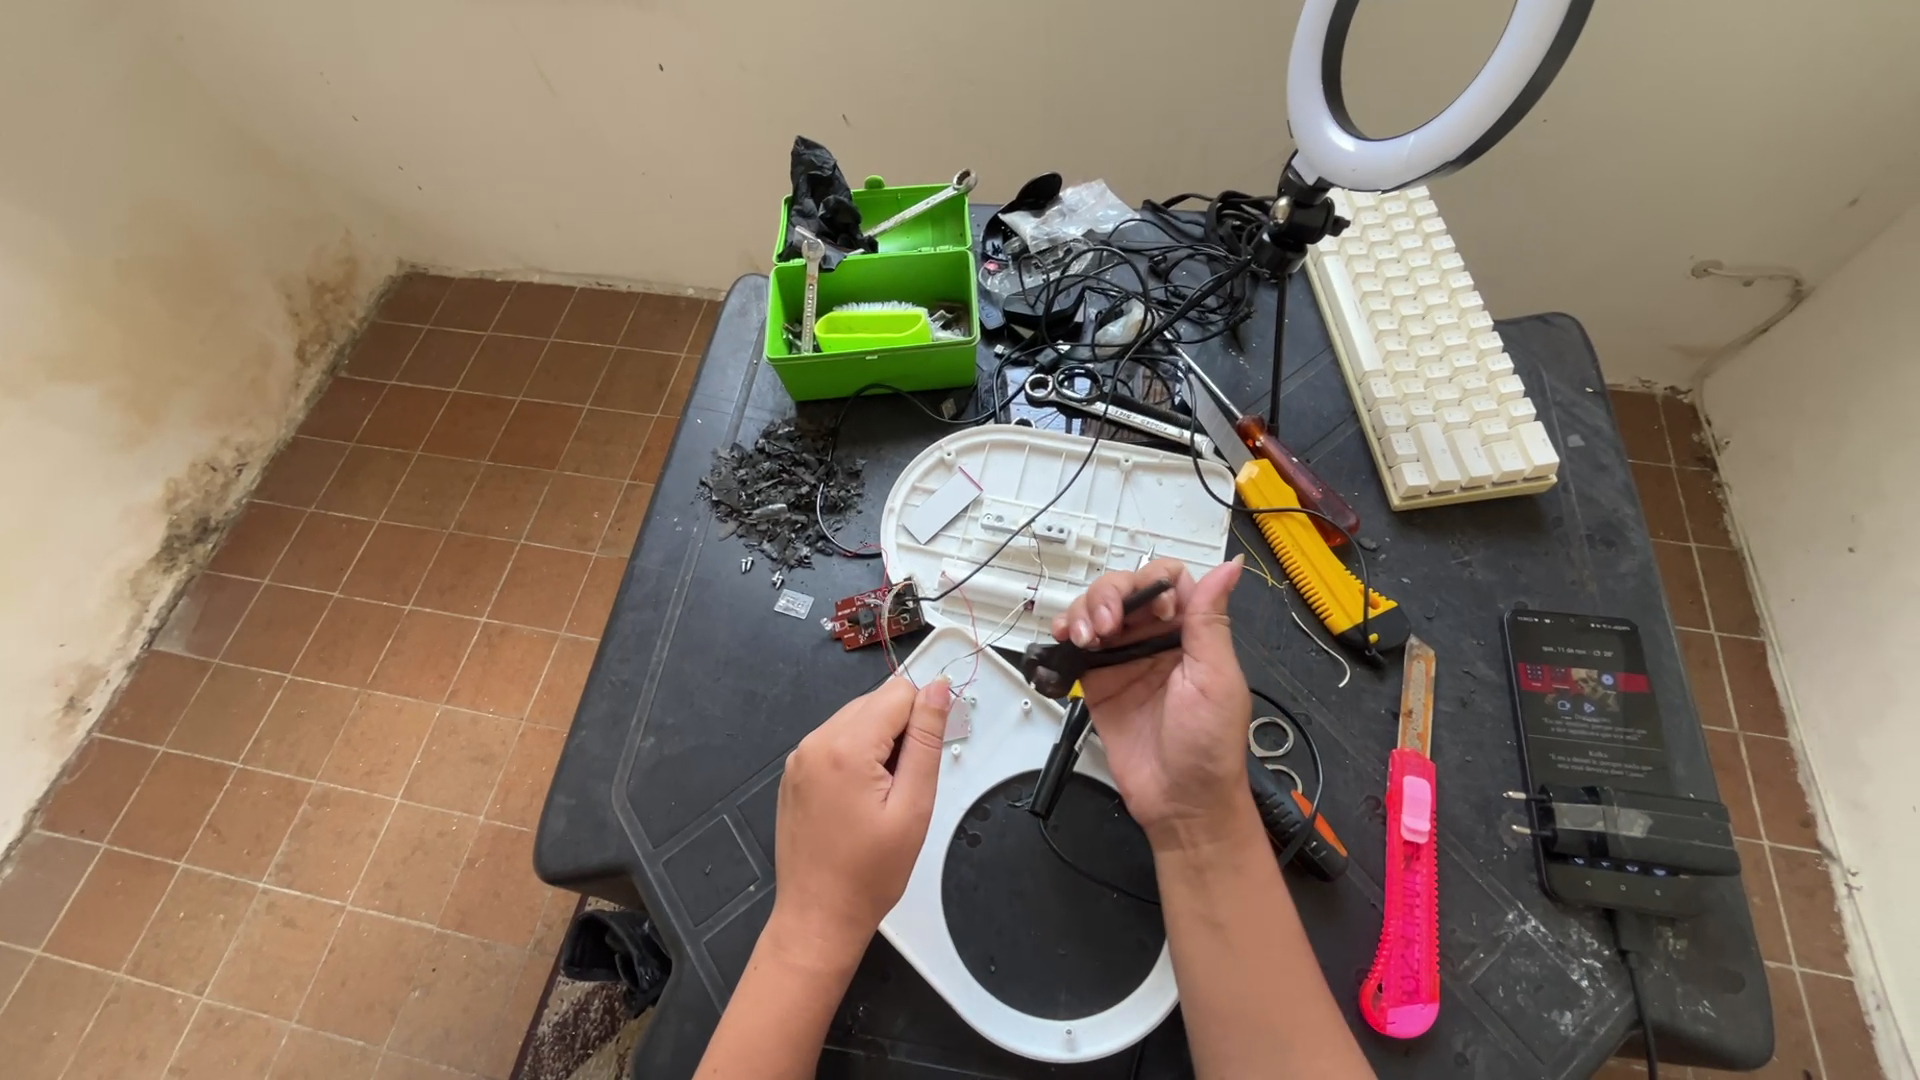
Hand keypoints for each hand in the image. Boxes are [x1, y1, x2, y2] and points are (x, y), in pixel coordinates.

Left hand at [768, 675, 952, 970]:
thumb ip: (927, 739)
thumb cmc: (869, 873)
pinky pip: (835, 740)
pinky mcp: (794, 771)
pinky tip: (859, 798)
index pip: (900, 692)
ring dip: (878, 744)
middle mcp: (816, 741)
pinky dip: (856, 755)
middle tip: (902, 785)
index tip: (922, 760)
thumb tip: (938, 689)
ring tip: (880, 795)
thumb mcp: (914, 805)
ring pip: (857, 718)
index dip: (922, 719)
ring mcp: (800, 756)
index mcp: (846, 746)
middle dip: (899, 732)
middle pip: (876, 701)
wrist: (819, 918)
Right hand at [1051, 557, 1251, 849]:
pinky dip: (1066, 632)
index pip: (1167, 580)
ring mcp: (1124, 656)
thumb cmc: (1209, 748)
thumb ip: (1210, 621)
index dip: (1152, 585)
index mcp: (1192, 632)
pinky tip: (1067, 638)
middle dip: (1108, 596)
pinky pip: (1076, 643)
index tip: (1151, 612)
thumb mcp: (1217, 680)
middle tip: (1106, 624)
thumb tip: (1230, 568)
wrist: (1179, 801)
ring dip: (1083, 611)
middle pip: (1123, 588)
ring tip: (1084, 636)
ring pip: (1095, 609)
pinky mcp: (1098, 677)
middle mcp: (1156, 638)